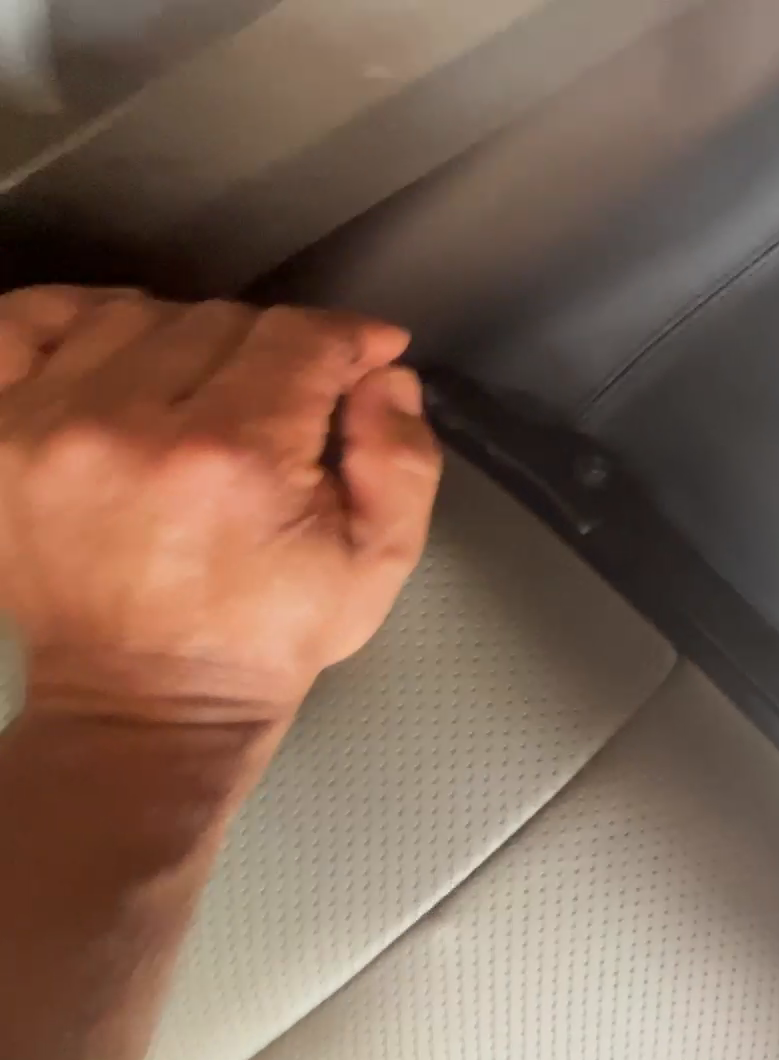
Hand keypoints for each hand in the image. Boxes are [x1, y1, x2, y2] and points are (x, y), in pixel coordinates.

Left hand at [0, 287, 441, 721]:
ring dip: (202, 336)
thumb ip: (403, 458)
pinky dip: (84, 317)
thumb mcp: (387, 554)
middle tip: (312, 392)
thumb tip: (387, 375)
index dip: (352, 337)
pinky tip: (131, 350)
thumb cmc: (288, 622)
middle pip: (222, 320)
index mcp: (238, 457)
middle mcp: (126, 425)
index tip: (378, 354)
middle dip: (287, 346)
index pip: (299, 340)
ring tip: (230, 383)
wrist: (154, 690)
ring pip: (136, 314)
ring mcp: (36, 425)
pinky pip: (20, 322)